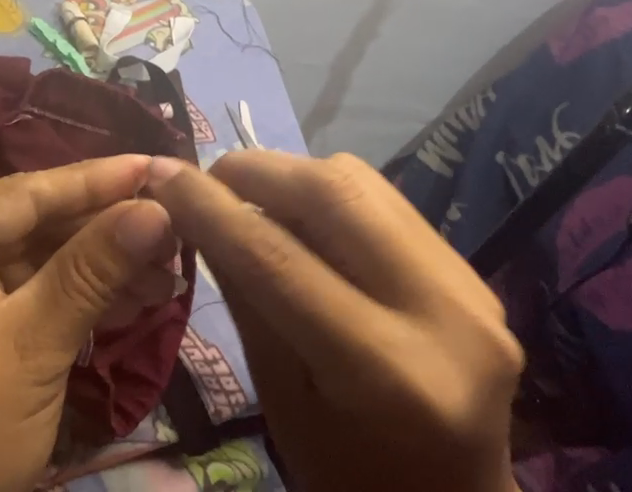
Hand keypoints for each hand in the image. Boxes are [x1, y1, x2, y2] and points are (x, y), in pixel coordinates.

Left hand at [0, 155, 181, 491]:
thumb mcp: (34, 345)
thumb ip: (92, 269)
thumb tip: (156, 208)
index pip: (22, 193)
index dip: (94, 179)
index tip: (156, 164)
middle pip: (28, 222)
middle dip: (101, 227)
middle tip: (173, 220)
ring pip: (30, 256)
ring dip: (95, 264)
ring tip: (168, 265)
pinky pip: (19, 289)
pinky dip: (70, 294)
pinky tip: (132, 295)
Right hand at [146, 151, 521, 491]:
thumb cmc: (345, 471)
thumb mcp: (278, 395)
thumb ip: (242, 293)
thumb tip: (191, 207)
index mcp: (388, 372)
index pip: (276, 258)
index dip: (208, 206)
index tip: (159, 172)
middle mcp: (446, 315)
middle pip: (332, 193)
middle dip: (253, 171)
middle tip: (205, 181)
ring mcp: (471, 287)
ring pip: (360, 182)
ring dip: (289, 175)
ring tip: (250, 201)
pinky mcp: (472, 272)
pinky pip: (383, 200)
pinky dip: (325, 194)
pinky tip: (299, 221)